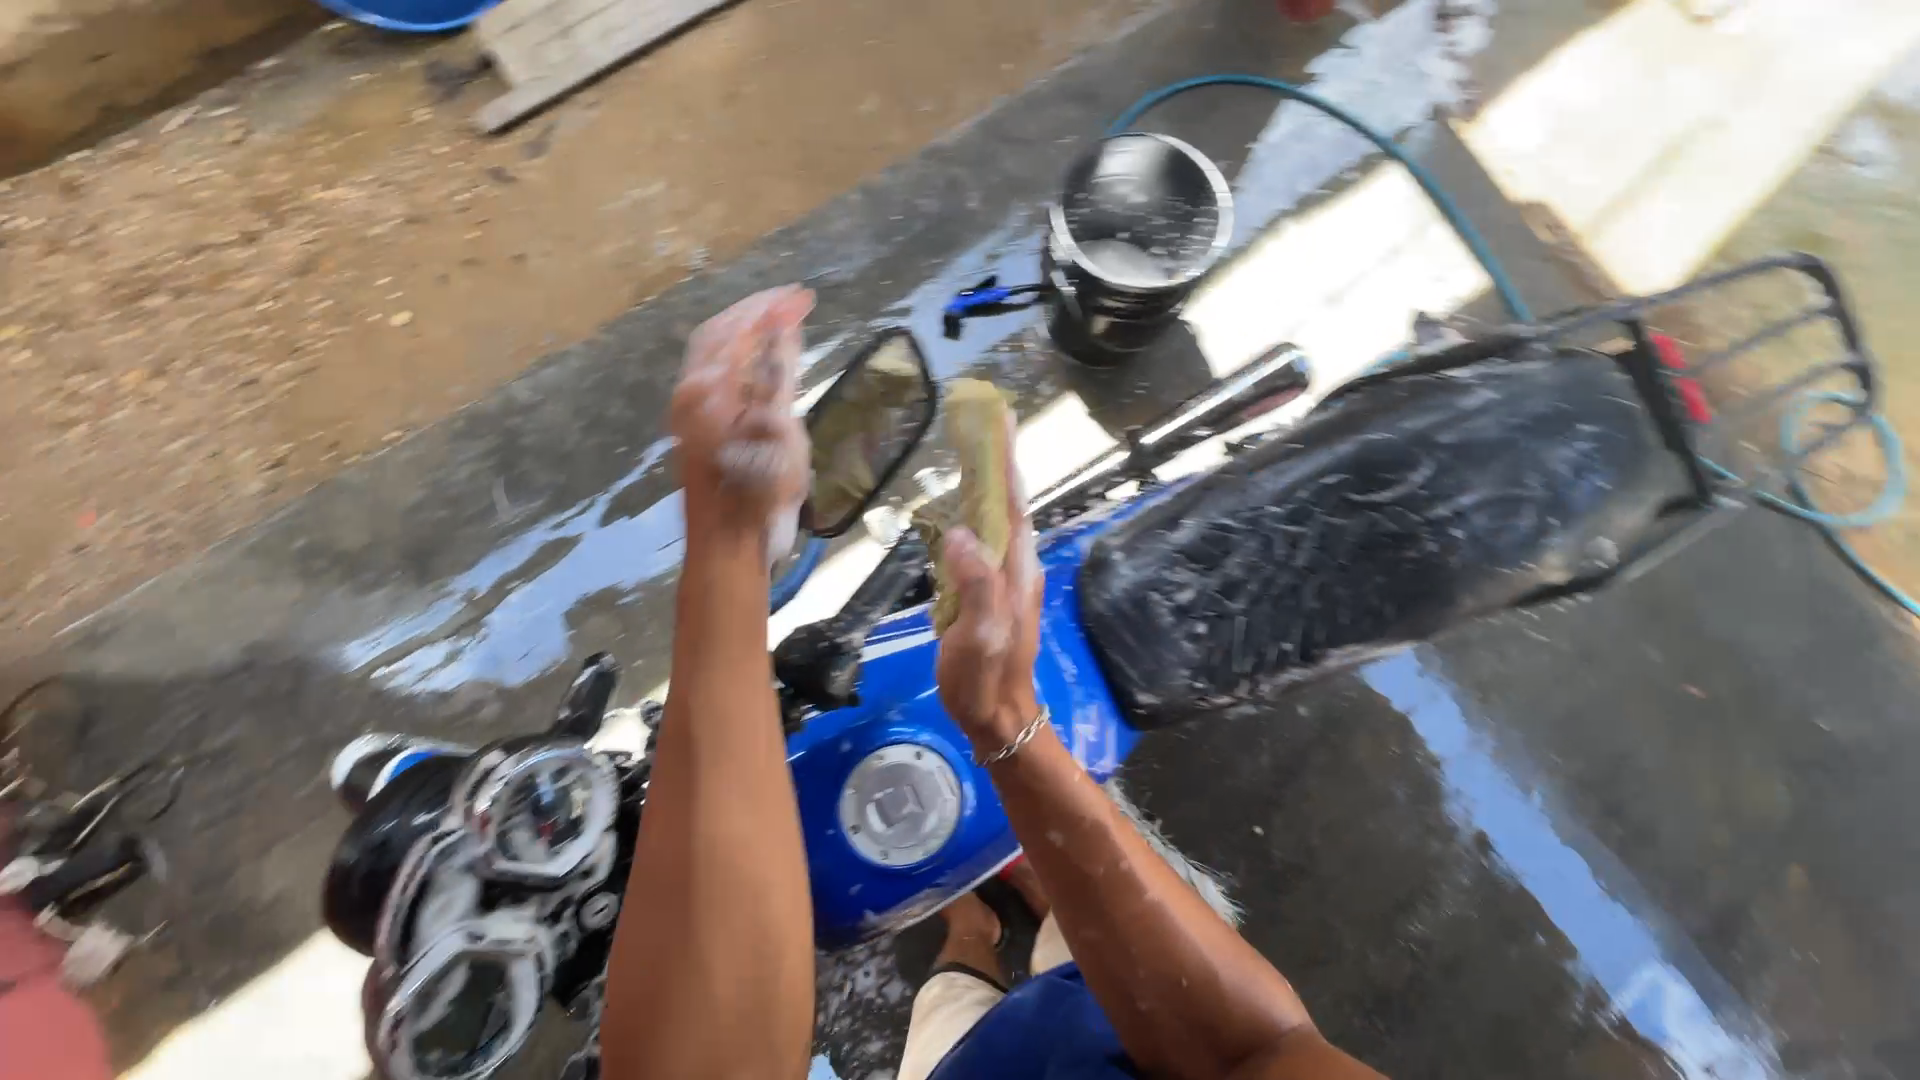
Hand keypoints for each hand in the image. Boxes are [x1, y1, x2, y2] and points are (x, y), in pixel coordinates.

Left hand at [671, 285, 815, 542]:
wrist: (725, 547)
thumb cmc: (756, 499)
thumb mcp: (779, 439)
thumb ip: (777, 381)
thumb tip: (779, 330)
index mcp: (708, 391)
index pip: (740, 330)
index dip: (772, 309)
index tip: (804, 297)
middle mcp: (690, 394)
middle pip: (719, 333)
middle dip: (756, 312)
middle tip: (794, 302)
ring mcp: (688, 412)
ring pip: (711, 353)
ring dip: (744, 331)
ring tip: (778, 323)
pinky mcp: (694, 429)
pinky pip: (712, 375)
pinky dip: (736, 357)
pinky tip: (755, 363)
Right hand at [934, 412, 1042, 751]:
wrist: (997, 715)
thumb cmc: (986, 677)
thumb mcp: (980, 634)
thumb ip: (975, 584)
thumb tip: (959, 534)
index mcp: (1017, 569)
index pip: (1012, 504)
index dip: (1005, 462)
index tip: (1000, 421)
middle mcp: (1017, 566)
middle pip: (1008, 504)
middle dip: (998, 463)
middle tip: (983, 424)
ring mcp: (1005, 579)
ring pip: (996, 521)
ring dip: (986, 486)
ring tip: (973, 453)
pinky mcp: (989, 592)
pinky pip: (981, 543)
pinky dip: (972, 516)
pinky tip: (959, 510)